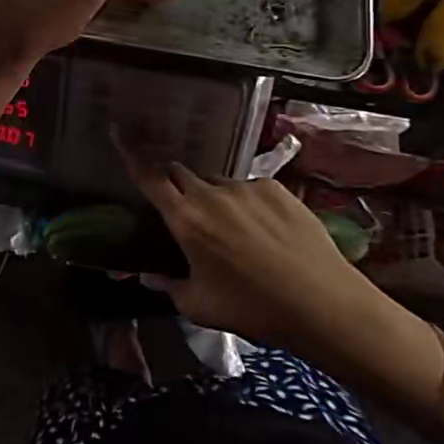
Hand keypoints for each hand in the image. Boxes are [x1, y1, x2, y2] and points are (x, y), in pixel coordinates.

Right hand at [138, 163, 370, 349]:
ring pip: (215, 181)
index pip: (149, 177)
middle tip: (180, 209)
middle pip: (180, 173)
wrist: (323, 303)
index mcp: (186, 220)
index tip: (120, 133)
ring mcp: (245, 187)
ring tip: (230, 230)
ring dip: (210, 197)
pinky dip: (244, 203)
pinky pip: (247, 187)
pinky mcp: (274, 187)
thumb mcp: (200, 306)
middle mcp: (211, 194)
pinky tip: (263, 231)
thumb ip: (169, 286)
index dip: (131, 156)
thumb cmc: (253, 309)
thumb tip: (150, 276)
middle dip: (173, 183)